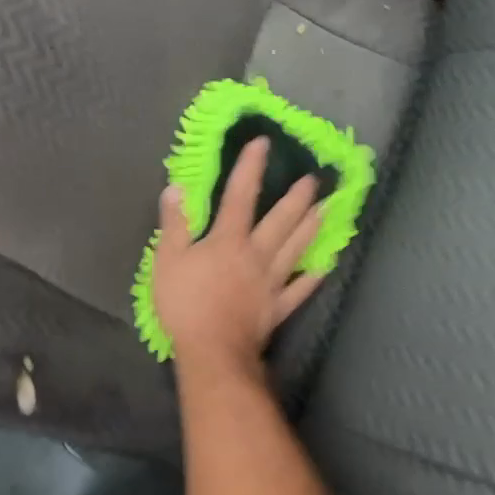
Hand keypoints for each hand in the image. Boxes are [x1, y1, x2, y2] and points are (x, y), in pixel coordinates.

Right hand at [153, 136, 323, 373]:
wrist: (212, 350)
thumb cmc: (185, 305)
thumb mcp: (167, 260)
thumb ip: (174, 224)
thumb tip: (176, 189)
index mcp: (228, 240)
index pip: (240, 196)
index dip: (250, 168)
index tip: (263, 143)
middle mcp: (256, 255)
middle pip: (280, 221)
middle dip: (296, 197)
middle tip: (314, 179)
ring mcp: (271, 283)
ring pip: (295, 249)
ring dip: (311, 227)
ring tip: (326, 209)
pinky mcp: (277, 308)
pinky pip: (299, 290)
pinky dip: (312, 278)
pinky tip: (324, 267)